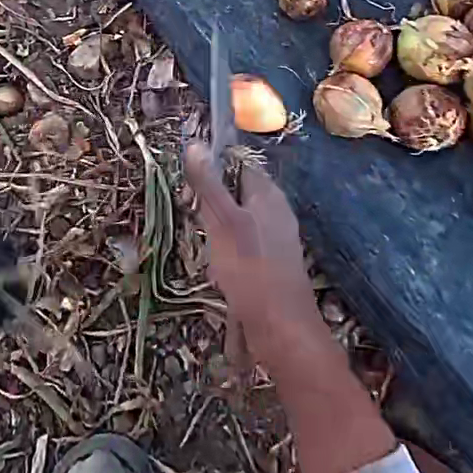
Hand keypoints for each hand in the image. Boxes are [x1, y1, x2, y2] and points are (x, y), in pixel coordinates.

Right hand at [181, 144, 321, 358]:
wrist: (282, 328)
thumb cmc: (250, 268)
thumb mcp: (221, 220)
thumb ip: (208, 183)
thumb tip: (194, 143)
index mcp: (267, 193)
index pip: (237, 163)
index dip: (213, 170)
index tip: (191, 189)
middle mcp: (275, 211)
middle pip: (234, 194)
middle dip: (211, 208)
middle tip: (197, 225)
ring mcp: (275, 239)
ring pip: (235, 224)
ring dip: (216, 237)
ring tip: (210, 256)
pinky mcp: (272, 264)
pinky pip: (242, 250)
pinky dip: (227, 258)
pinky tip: (221, 277)